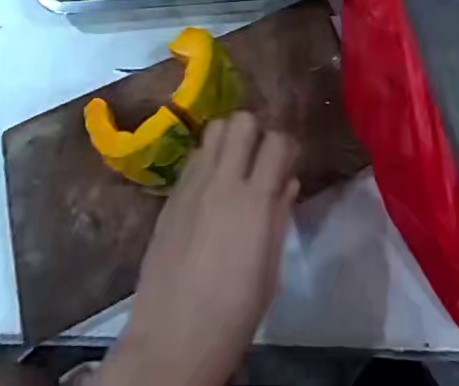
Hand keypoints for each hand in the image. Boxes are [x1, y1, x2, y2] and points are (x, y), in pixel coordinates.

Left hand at [99, 113, 298, 385]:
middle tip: (259, 154)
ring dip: (229, 138)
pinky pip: (193, 158)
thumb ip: (278, 217)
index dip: (286, 145)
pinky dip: (207, 159)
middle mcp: (222, 182)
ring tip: (234, 162)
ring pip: (213, 130)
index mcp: (254, 202)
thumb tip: (287, 182)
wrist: (173, 337)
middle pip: (241, 122)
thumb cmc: (234, 313)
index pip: (277, 142)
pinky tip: (210, 185)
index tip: (288, 160)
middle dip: (256, 130)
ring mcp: (192, 185)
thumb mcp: (270, 270)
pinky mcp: (170, 196)